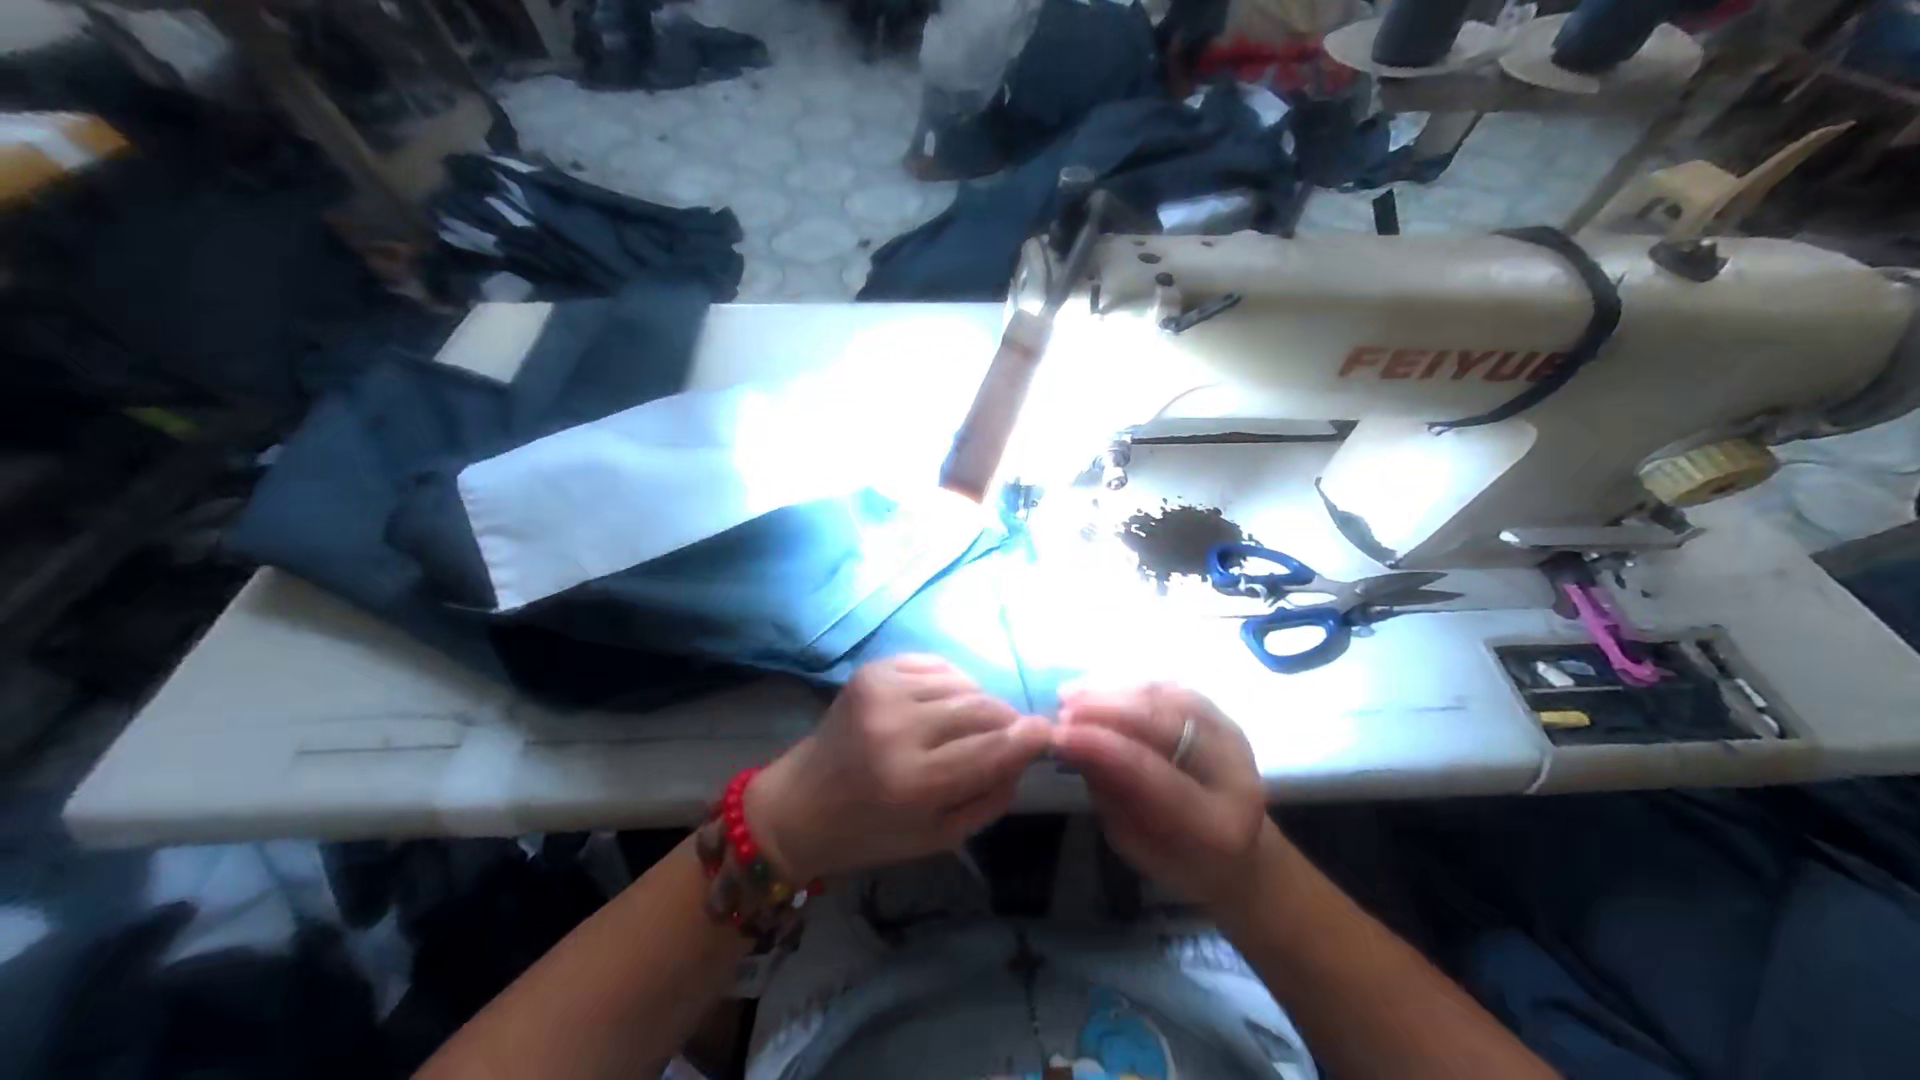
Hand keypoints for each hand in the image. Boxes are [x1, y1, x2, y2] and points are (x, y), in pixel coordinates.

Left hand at [745, 656, 1051, 880]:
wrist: (801, 805)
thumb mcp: (940, 835)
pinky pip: (936, 665)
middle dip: (1007, 719)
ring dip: (977, 703)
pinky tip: (941, 706)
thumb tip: (1025, 750)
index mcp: (914, 783)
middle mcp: (897, 729)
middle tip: (1010, 734)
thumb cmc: (873, 833)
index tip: (1047, 732)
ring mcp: (881, 692)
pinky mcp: (871, 671)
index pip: (992, 748)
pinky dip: (951, 684)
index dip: (1029, 737)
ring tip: (966, 726)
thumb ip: (991, 794)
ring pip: (963, 683)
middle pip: (982, 708)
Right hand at [1051, 681, 1270, 912]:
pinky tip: (1098, 689)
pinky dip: (1131, 686)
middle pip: (1163, 724)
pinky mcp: (1224, 717)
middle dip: (1105, 710)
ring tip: (1071, 695)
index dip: (1100, 746)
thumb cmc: (1175, 860)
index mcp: (1215, 822)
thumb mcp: (1132, 842)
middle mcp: (1236, 772)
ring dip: (1114, 692)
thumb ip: (1108, 794)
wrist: (1236, 855)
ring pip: (1167, 699)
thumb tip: (1072, 744)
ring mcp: (1233, 737)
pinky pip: (1172, 690)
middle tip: (1062, 709)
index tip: (1057, 734)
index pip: (1150, 771)